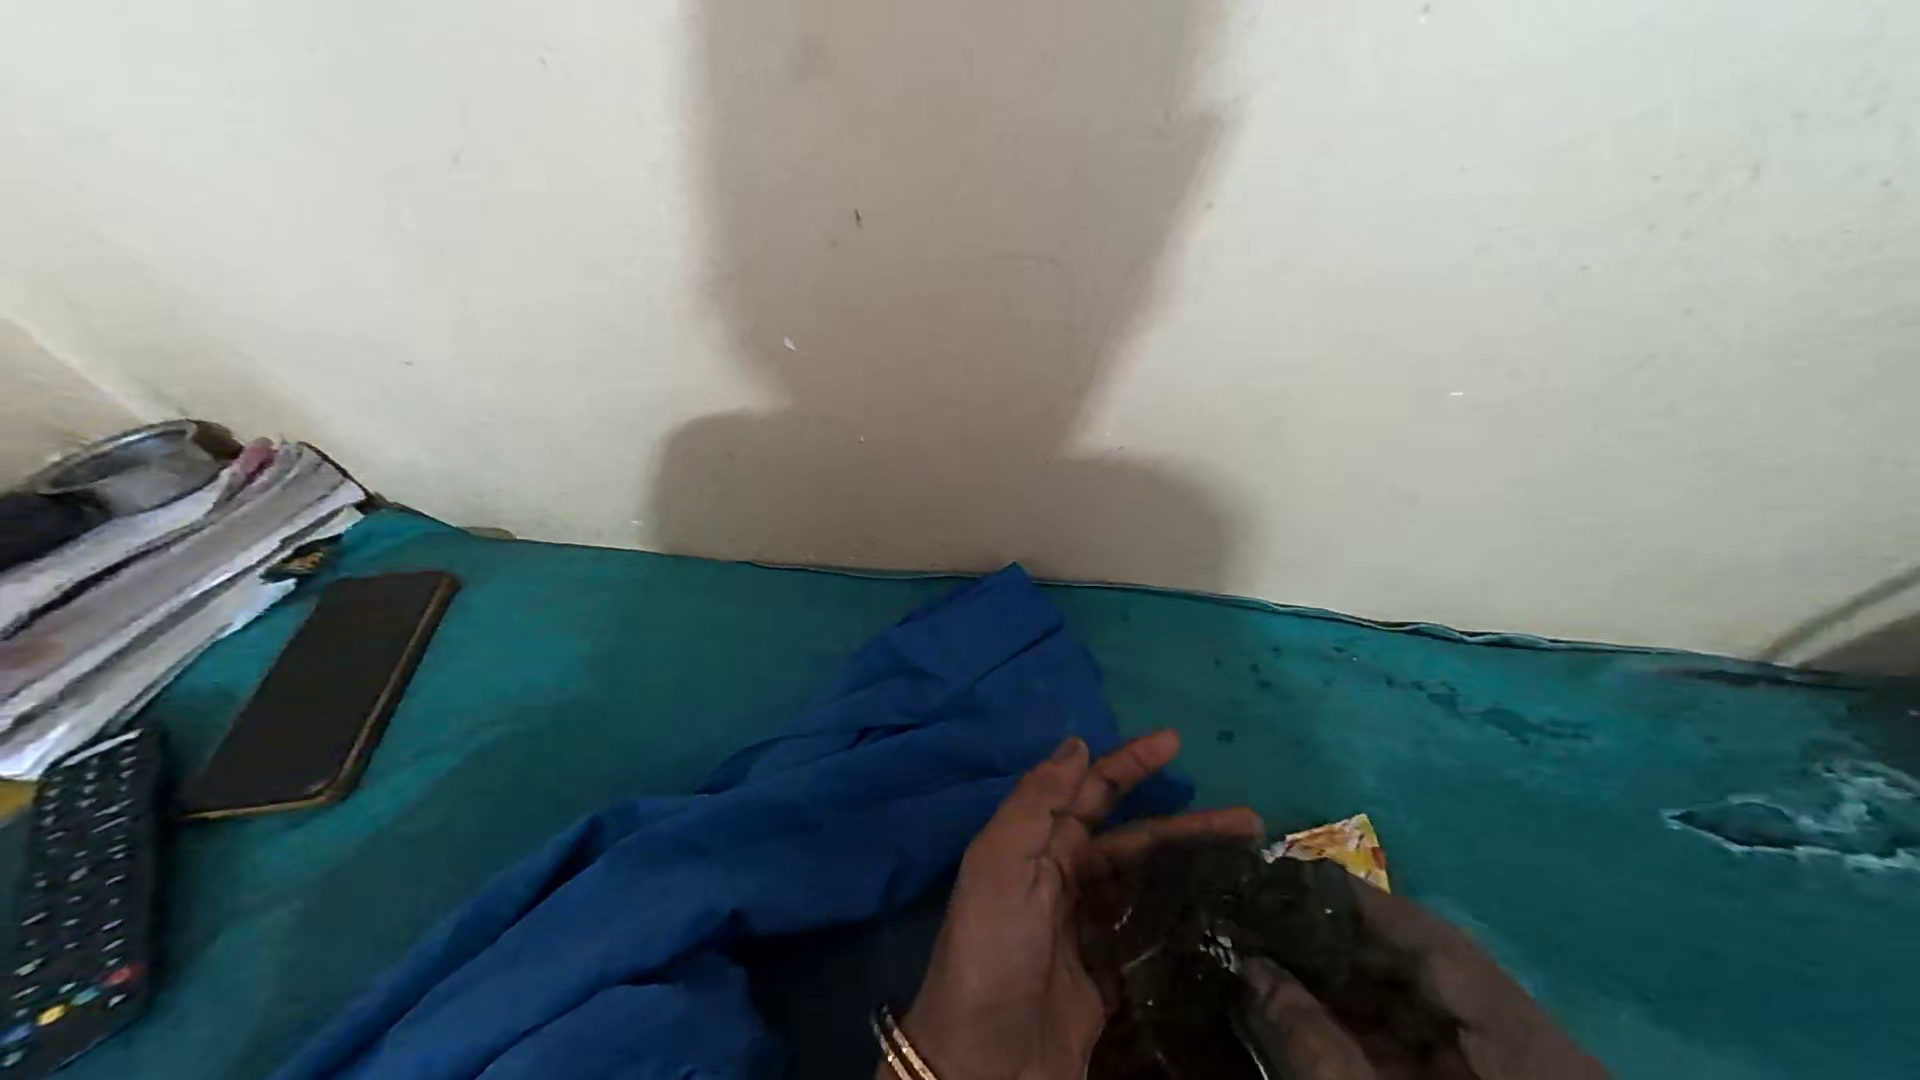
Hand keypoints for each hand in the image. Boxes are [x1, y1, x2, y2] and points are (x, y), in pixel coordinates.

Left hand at [888, 731, 1263, 1079]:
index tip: (1174, 741)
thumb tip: (1076, 743)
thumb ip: (1037, 801)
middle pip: (1134, 840)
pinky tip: (1223, 919)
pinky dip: (1184, 923)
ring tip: (1247, 865)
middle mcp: (1065, 879)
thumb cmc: (993, 949)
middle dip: (1184, 824)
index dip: (1128, 763)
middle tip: (1245, 819)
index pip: (1090, 791)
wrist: (985, 1064)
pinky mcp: (1109, 978)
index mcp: (1039, 845)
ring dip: (1192, 870)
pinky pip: (1152, 937)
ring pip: (1149, 886)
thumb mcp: (1001, 863)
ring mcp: (1090, 930)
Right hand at [1240, 879, 1610, 1079]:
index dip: (1359, 902)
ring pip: (1419, 1009)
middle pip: (1423, 970)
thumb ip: (1315, 1045)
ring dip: (1347, 989)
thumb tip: (1248, 966)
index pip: (1435, 942)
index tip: (1286, 876)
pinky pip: (1424, 1050)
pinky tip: (1314, 1021)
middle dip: (1339, 947)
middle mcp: (1530, 1052)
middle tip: (1265, 926)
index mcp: (1529, 1050)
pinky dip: (1368, 1033)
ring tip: (1277, 968)